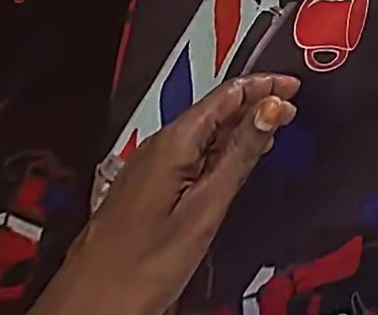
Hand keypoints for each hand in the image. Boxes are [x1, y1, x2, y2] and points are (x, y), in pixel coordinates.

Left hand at [32, 74, 299, 314]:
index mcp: (176, 140)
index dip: (264, 84)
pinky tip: (235, 162)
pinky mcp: (147, 186)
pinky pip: (192, 152)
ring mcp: (152, 164)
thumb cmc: (140, 268)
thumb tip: (272, 108)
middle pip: (217, 108)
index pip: (228, 93)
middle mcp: (161, 143)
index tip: (293, 85)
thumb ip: (240, 155)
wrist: (84, 311)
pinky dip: (221, 149)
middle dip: (256, 103)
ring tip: (271, 131)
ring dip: (241, 126)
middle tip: (290, 109)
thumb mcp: (204, 208)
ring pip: (206, 131)